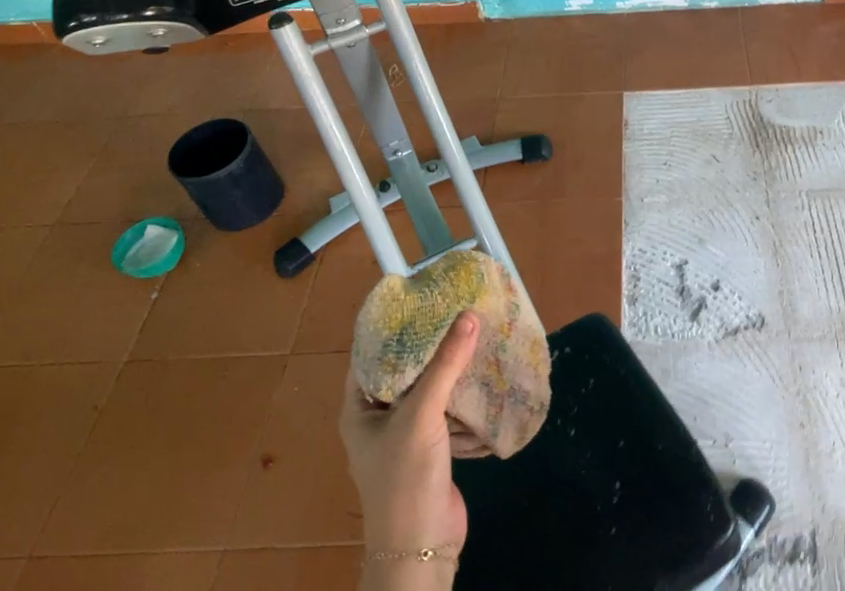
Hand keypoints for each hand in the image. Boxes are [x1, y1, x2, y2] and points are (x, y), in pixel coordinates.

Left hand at [340, 310, 479, 589]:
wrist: (422, 545)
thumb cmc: (405, 478)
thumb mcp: (421, 415)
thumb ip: (445, 365)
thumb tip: (469, 315)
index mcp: (359, 408)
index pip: (371, 355)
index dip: (392, 327)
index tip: (421, 298)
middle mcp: (379, 417)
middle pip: (404, 370)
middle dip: (431, 345)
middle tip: (456, 311)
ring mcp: (406, 435)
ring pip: (429, 390)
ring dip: (451, 369)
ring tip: (475, 334)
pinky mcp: (432, 449)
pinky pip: (447, 411)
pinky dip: (464, 396)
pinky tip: (485, 375)